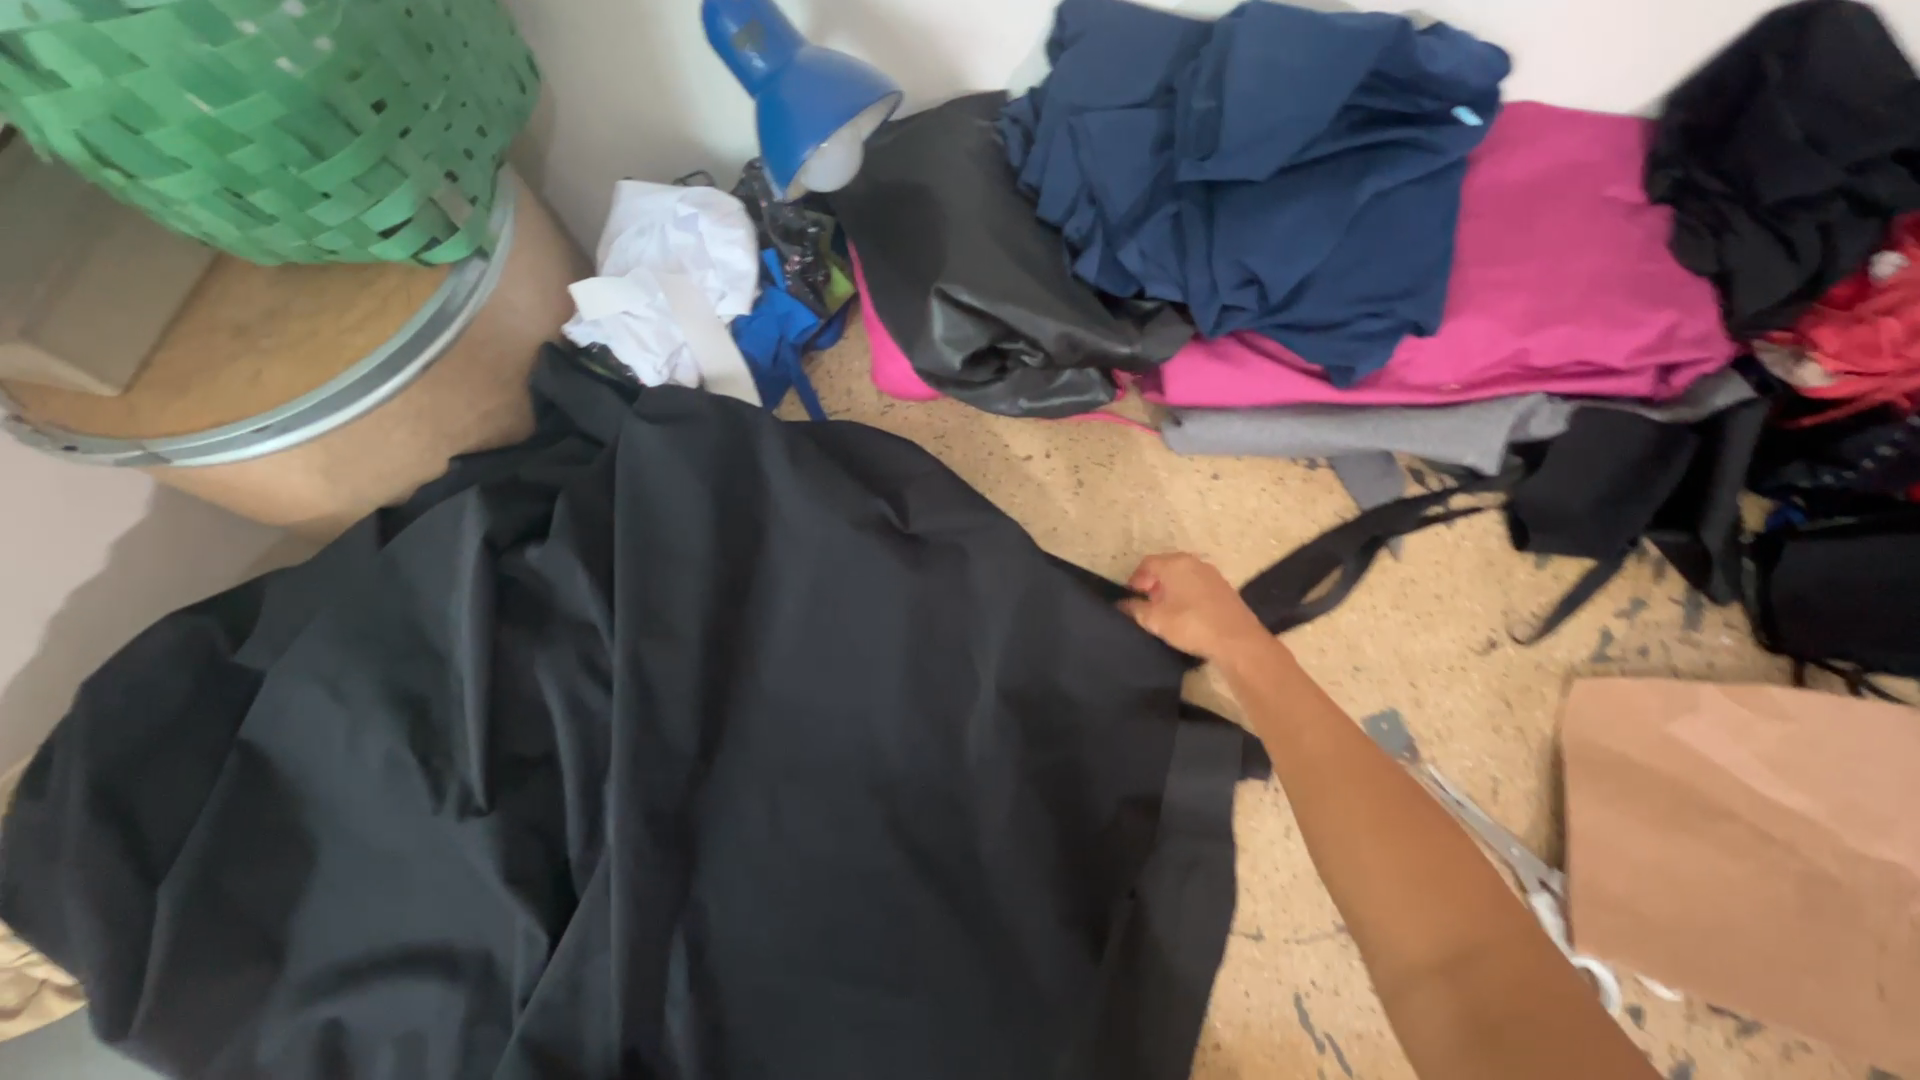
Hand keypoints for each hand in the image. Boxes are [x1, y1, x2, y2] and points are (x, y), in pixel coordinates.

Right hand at [1120, 553, 1280, 665]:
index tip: (1131, 597)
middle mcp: (1194, 562)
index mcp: (1175, 564)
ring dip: (1170, 589)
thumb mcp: (1156, 620)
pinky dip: (1186, 594)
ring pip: (1183, 575)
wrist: (1237, 640)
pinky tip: (1186, 614)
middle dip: (1153, 583)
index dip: (1135, 579)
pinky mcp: (1224, 588)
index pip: (1147, 564)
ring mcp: (1211, 574)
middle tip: (1146, 604)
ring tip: (1164, 611)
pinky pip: (1197, 585)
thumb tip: (1122, 605)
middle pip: (1166, 567)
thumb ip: (1135, 609)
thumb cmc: (1191, 624)